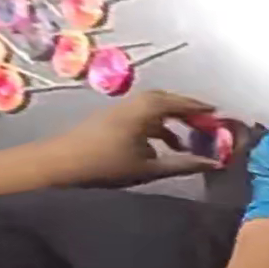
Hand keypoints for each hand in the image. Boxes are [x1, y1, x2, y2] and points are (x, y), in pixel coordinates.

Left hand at [38, 90, 222, 186]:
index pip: (174, 103)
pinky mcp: (107, 123)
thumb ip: (185, 164)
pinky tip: (164, 144)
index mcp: (140, 115)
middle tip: (205, 119)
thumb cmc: (103, 167)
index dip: (197, 106)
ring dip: (171, 116)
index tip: (216, 113)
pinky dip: (158, 124)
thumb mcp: (150, 168)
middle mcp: (128, 108)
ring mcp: (115, 114)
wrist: (52, 168)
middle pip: (161, 99)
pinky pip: (140, 116)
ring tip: (188, 134)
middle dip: (185, 107)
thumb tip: (215, 163)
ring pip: (150, 107)